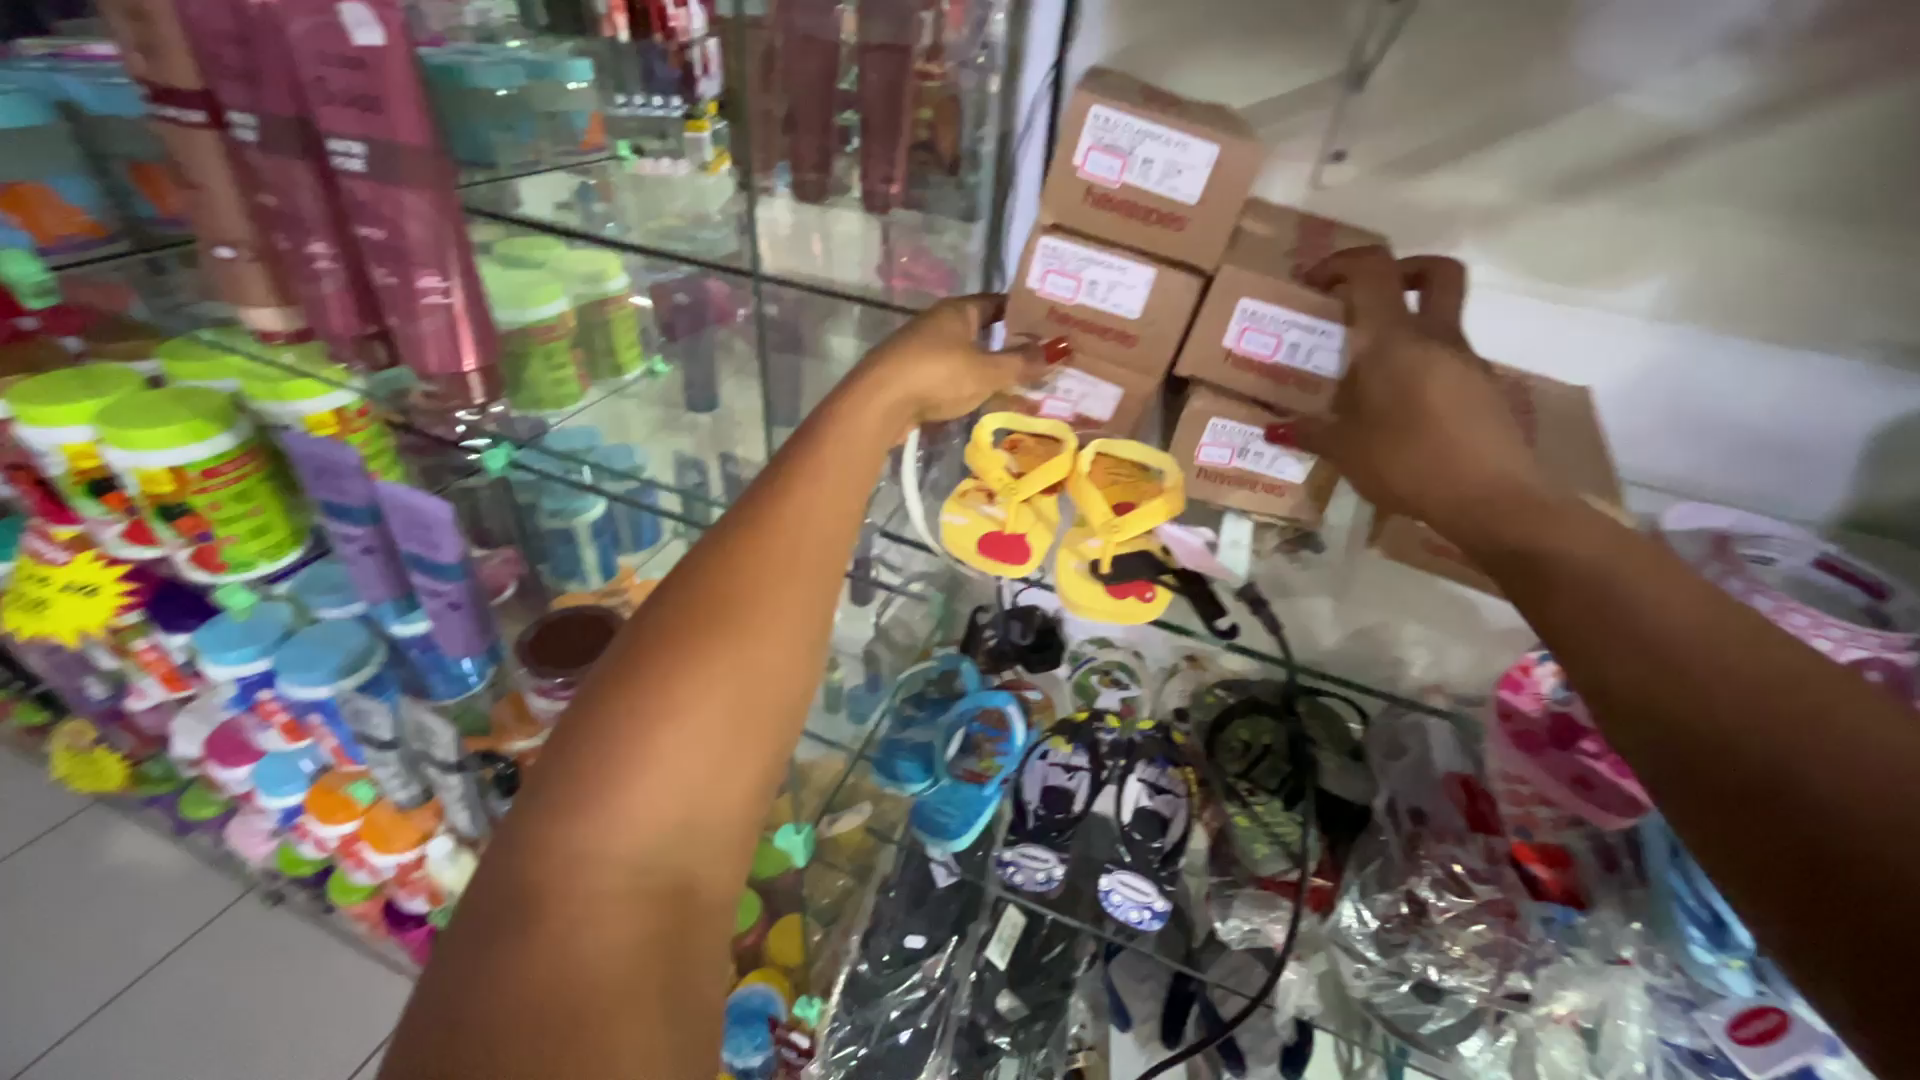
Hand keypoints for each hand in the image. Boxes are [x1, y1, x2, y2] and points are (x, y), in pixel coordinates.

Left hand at [849, 294, 1053, 425]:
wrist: (879, 403)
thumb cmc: (937, 375)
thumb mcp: (987, 370)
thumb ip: (1022, 362)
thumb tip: (1059, 349)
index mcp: (957, 310)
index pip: (998, 303)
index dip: (1024, 313)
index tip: (1050, 326)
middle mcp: (939, 323)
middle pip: (982, 331)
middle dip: (1010, 345)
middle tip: (1044, 359)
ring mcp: (923, 351)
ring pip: (968, 356)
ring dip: (991, 369)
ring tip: (1023, 384)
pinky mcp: (914, 378)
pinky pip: (953, 378)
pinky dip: (972, 386)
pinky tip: (987, 400)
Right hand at [1297, 247, 1555, 542]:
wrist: (1491, 499)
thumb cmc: (1407, 463)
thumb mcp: (1345, 451)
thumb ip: (1309, 432)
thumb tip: (1273, 430)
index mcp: (1394, 341)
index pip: (1373, 269)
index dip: (1342, 262)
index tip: (1314, 285)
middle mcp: (1435, 338)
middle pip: (1434, 272)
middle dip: (1401, 270)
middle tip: (1366, 300)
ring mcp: (1466, 362)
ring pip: (1441, 320)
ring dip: (1406, 330)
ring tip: (1368, 376)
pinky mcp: (1482, 390)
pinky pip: (1446, 361)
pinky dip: (1420, 369)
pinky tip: (1397, 412)